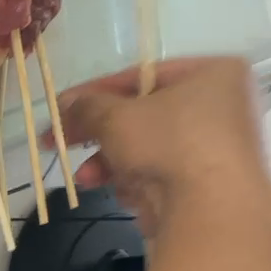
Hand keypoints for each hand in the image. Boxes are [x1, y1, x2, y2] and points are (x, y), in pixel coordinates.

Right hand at [56, 57, 270, 234]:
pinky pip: (151, 164)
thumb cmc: (166, 142)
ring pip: (139, 143)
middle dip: (92, 133)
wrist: (206, 198)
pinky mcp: (198, 171)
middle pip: (137, 112)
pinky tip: (108, 186)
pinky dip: (125, 174)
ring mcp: (209, 137)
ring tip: (84, 177)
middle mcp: (215, 99)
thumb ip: (88, 106)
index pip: (139, 76)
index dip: (92, 92)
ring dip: (102, 160)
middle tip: (54, 143)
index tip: (57, 108)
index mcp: (208, 72)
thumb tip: (68, 102)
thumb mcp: (115, 117)